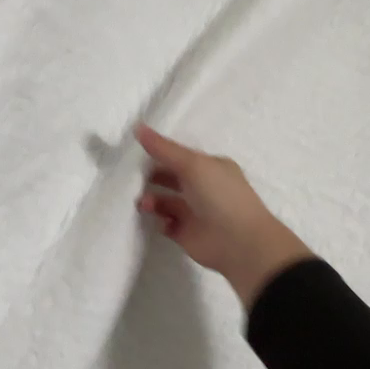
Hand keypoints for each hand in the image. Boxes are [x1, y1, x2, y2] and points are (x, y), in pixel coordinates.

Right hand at [135, 124, 314, 308]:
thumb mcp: (193, 164)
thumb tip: (138, 126)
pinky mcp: (186, 233)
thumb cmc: (220, 195)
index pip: (180, 156)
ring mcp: (194, 212)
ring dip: (151, 200)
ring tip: (143, 203)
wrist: (239, 242)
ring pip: (165, 202)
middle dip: (151, 177)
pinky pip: (166, 224)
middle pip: (170, 178)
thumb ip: (164, 148)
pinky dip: (159, 221)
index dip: (159, 153)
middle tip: (131, 178)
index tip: (134, 152)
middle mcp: (203, 188)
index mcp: (210, 167)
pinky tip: (159, 221)